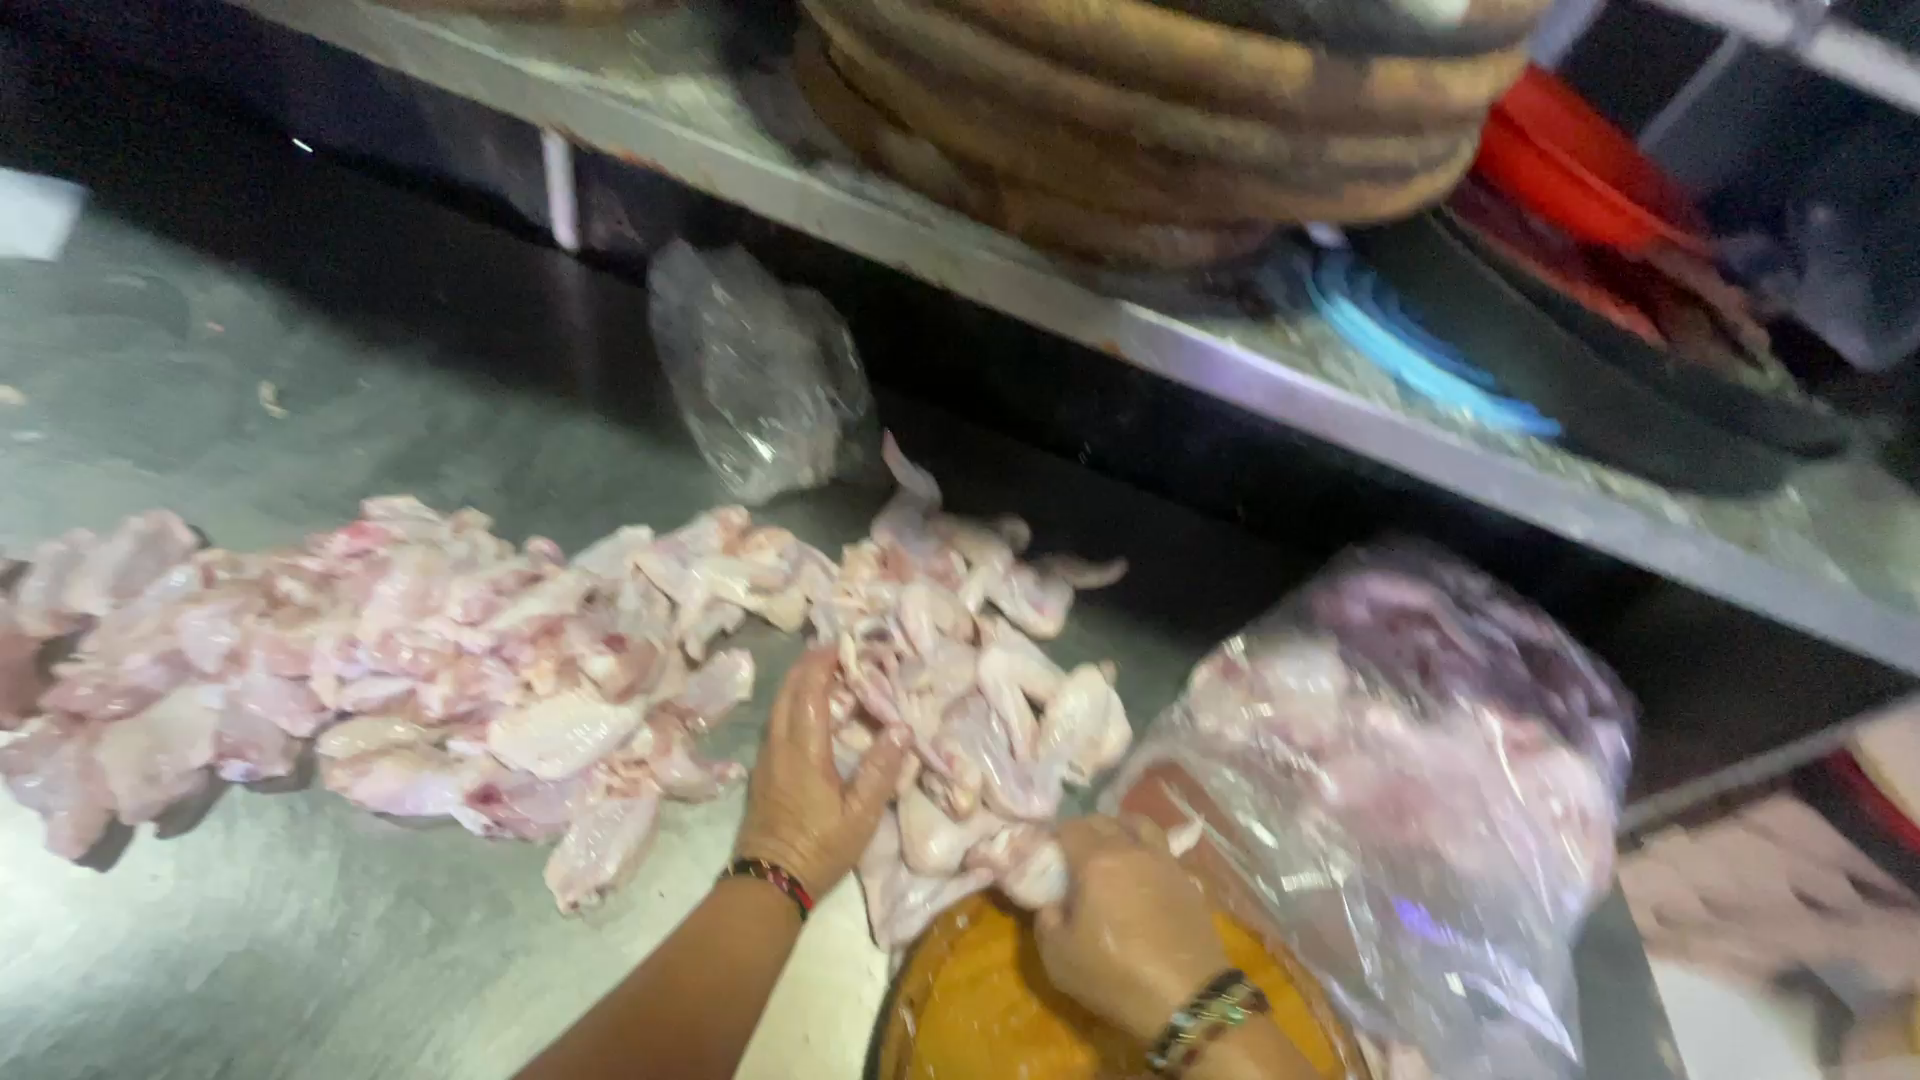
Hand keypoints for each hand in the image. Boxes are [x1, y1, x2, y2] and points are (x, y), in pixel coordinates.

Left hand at [735, 648, 910, 897]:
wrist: (767, 884)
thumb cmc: (819, 848)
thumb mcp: (861, 816)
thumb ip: (880, 770)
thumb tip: (901, 727)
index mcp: (803, 751)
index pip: (809, 692)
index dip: (824, 663)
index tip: (843, 644)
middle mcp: (779, 746)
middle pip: (787, 690)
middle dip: (809, 664)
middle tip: (836, 650)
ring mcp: (766, 758)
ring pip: (777, 705)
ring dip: (799, 682)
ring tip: (826, 673)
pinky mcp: (762, 771)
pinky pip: (776, 721)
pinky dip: (793, 702)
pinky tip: (811, 711)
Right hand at [1035, 816, 1229, 1041]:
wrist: (1188, 999)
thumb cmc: (1117, 977)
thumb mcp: (1059, 959)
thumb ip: (1045, 921)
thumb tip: (1052, 903)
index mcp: (1095, 862)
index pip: (1070, 826)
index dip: (1057, 835)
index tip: (1051, 854)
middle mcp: (1131, 850)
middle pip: (1104, 820)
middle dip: (1086, 830)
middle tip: (1077, 854)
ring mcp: (1164, 862)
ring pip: (1140, 825)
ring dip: (1122, 829)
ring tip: (1115, 849)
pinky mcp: (1188, 880)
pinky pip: (1165, 851)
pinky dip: (1150, 853)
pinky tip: (1147, 875)